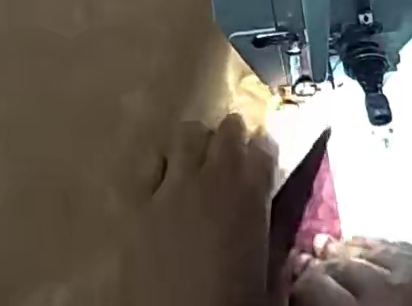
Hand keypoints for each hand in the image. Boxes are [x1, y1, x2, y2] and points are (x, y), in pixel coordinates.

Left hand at [122, 114, 279, 305]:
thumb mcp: (266, 280)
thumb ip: (271, 242)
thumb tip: (271, 223)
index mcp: (250, 197)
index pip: (265, 148)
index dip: (265, 150)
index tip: (264, 158)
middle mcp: (212, 179)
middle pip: (227, 130)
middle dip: (234, 137)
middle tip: (234, 156)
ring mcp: (173, 186)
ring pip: (187, 133)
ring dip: (198, 142)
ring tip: (200, 160)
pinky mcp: (140, 202)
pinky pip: (151, 163)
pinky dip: (162, 165)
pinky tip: (166, 180)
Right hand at [291, 239, 411, 305]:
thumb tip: (304, 294)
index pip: (314, 288)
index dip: (300, 284)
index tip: (291, 284)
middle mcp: (386, 290)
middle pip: (336, 263)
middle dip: (317, 265)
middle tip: (301, 263)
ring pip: (363, 247)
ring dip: (342, 249)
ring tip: (326, 248)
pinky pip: (393, 244)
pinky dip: (373, 246)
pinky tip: (363, 247)